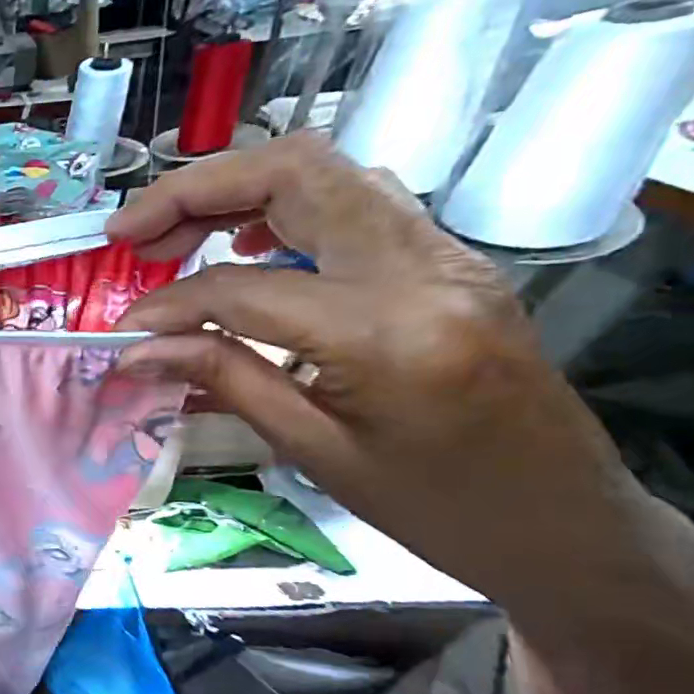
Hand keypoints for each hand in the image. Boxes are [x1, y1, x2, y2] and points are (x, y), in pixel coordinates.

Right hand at [110, 134, 693, 632]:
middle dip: (194, 191)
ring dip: (235, 189)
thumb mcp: (313, 452)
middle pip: (294, 172)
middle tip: (132, 233)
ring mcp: (444, 254)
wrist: (569, 523)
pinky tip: (245, 245)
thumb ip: (222, 379)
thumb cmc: (436, 508)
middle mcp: (423, 268)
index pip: (243, 287)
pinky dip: (281, 206)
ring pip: (325, 170)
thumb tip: (135, 348)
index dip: (168, 304)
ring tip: (174, 236)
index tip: (124, 330)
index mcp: (387, 334)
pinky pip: (353, 200)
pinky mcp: (444, 259)